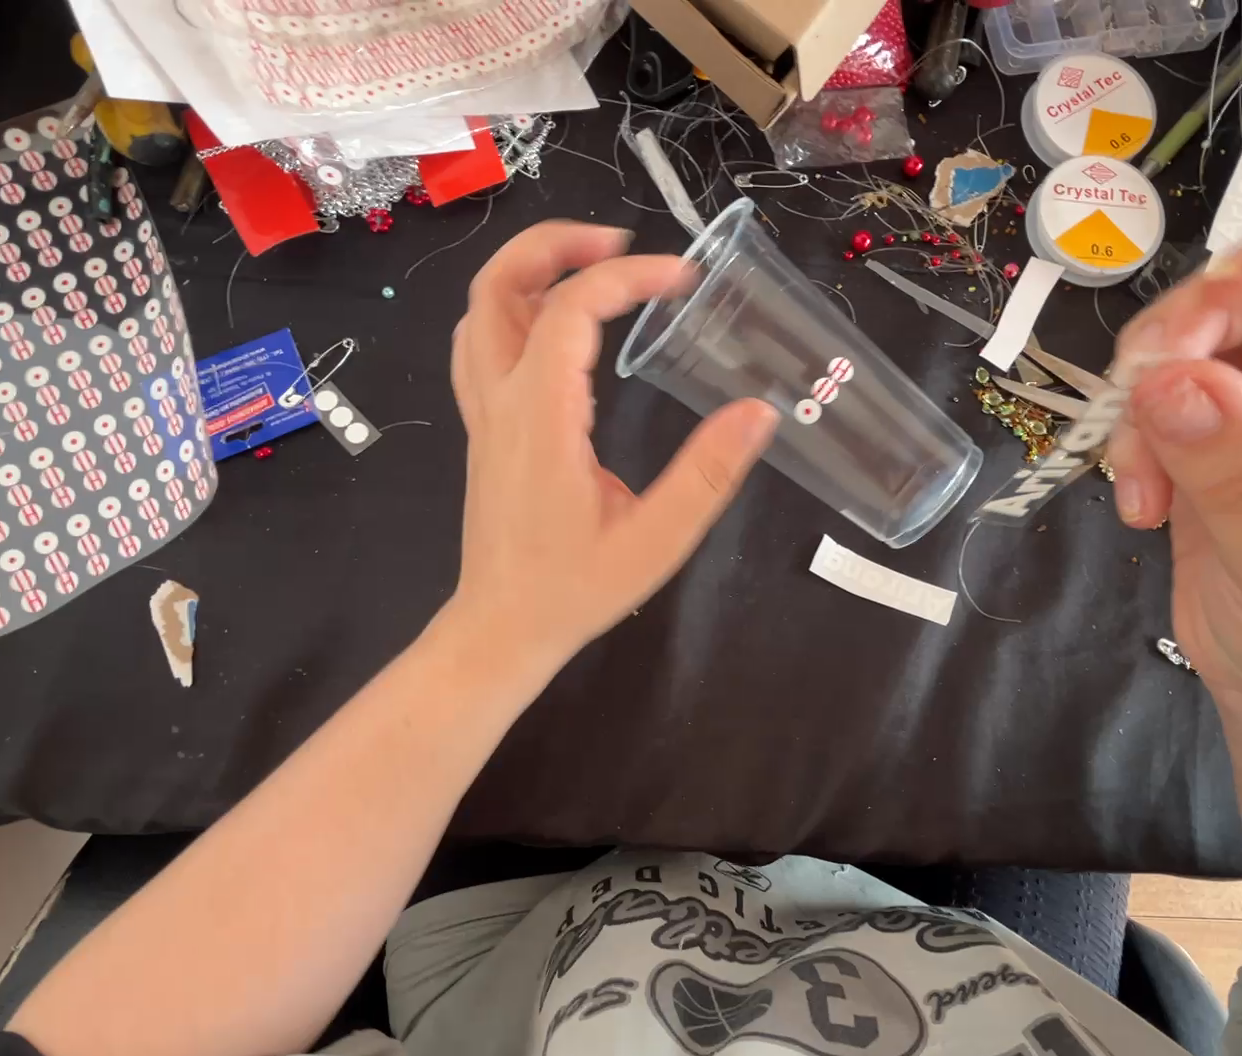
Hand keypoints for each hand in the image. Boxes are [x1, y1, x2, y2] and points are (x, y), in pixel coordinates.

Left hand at [443, 222, 777, 677]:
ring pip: (481, 311)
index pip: (571, 310)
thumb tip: (760, 412)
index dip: (627, 277)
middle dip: (554, 244)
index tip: (683, 280)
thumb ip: (707, 475)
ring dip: (529, 272)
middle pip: (498, 286)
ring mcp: (483, 414)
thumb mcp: (656, 540)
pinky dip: (514, 311)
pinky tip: (555, 326)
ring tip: (592, 269)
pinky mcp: (485, 430)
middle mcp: (501, 402)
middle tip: (618, 240)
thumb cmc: (575, 590)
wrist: (503, 628)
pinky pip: (481, 346)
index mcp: (542, 418)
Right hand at [1106, 200, 1241, 748]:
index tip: (1223, 291)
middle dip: (1195, 328)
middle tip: (1135, 383)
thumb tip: (1164, 381)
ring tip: (1132, 477)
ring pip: (1197, 342)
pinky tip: (1136, 504)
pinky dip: (1128, 441)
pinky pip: (1156, 400)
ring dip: (1145, 394)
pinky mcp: (1213, 439)